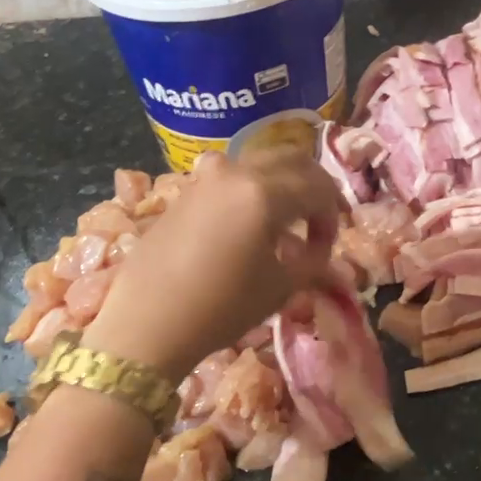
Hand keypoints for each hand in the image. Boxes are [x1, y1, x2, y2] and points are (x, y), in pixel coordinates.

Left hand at [84, 149, 342, 381]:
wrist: (148, 321)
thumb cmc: (221, 307)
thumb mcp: (279, 289)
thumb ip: (310, 263)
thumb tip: (319, 253)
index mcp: (265, 193)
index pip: (318, 188)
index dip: (332, 217)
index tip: (326, 248)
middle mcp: (237, 173)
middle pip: (291, 159)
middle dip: (313, 186)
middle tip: (318, 220)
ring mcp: (206, 178)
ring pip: (258, 162)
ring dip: (281, 183)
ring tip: (283, 221)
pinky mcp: (185, 192)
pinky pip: (230, 177)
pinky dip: (251, 190)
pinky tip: (247, 226)